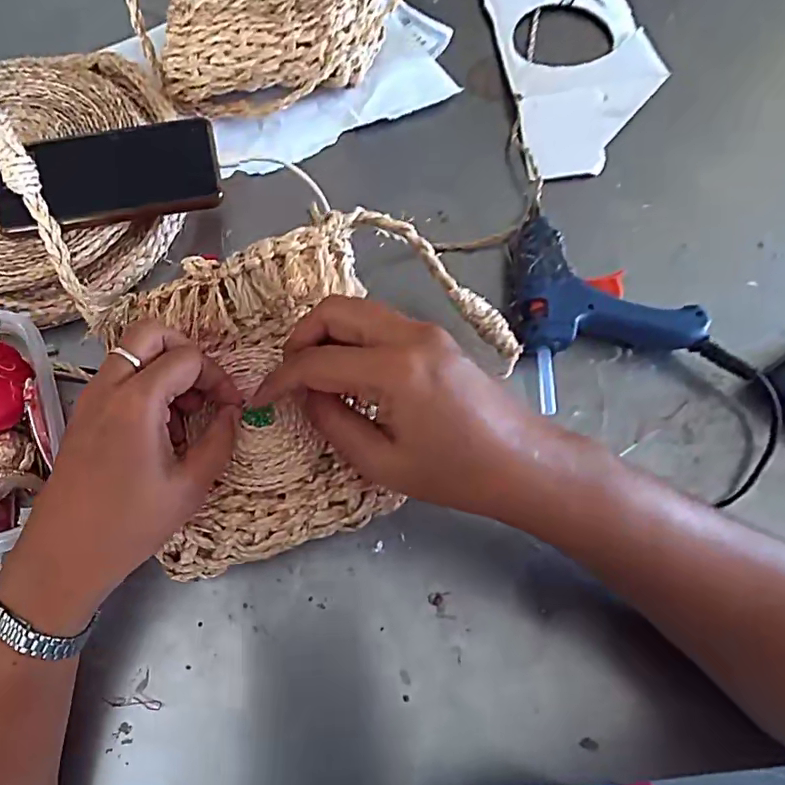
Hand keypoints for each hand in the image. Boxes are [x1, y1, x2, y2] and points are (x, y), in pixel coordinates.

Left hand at [0, 322, 241, 636]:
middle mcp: (108, 387)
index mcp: (136, 400)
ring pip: (130, 352)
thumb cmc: (130, 525)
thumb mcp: (189, 487)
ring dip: (163, 368)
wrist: (64, 553)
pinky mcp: (82, 414)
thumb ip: (219, 441)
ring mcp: (89, 398)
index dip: (218, 377)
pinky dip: (143, 384)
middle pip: (149, 332)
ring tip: (183, 417)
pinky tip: (158, 429)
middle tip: (204, 390)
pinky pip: (117, 377)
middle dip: (185, 350)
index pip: (187, 357)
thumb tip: (232, 413)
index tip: (232, 408)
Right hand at [251, 296, 585, 523]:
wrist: (524, 463)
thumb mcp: (381, 463)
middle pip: (334, 310)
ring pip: (356, 310)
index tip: (260, 399)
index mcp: (394, 369)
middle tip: (289, 378)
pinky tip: (349, 375)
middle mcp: (408, 335)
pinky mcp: (434, 337)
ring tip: (314, 376)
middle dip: (299, 339)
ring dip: (324, 335)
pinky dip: (351, 339)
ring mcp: (425, 330)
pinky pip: (377, 323)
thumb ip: (332, 424)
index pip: (317, 361)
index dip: (280, 379)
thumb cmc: (455, 474)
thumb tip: (306, 396)